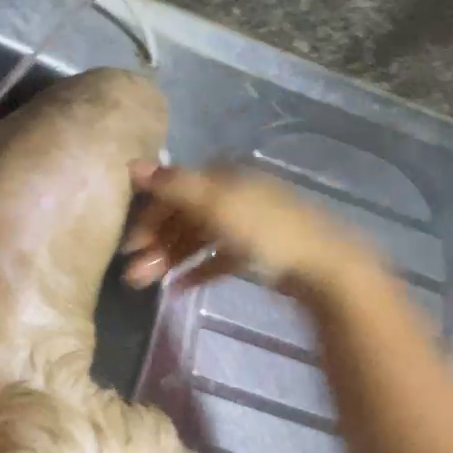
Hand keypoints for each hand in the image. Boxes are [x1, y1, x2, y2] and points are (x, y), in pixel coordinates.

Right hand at [120, 163, 383, 295]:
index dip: (148, 215)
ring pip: (196, 239)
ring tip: (148, 285)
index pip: (173, 190)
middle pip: (182, 217)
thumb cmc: (265, 231)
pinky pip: (216, 259)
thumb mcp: (214, 204)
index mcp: (223, 178)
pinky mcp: (255, 252)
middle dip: (154, 243)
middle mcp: (232, 195)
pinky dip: (195, 270)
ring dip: (169, 259)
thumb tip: (131, 163)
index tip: (128, 246)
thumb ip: (172, 185)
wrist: (325, 267)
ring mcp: (245, 225)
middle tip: (133, 275)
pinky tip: (178, 289)